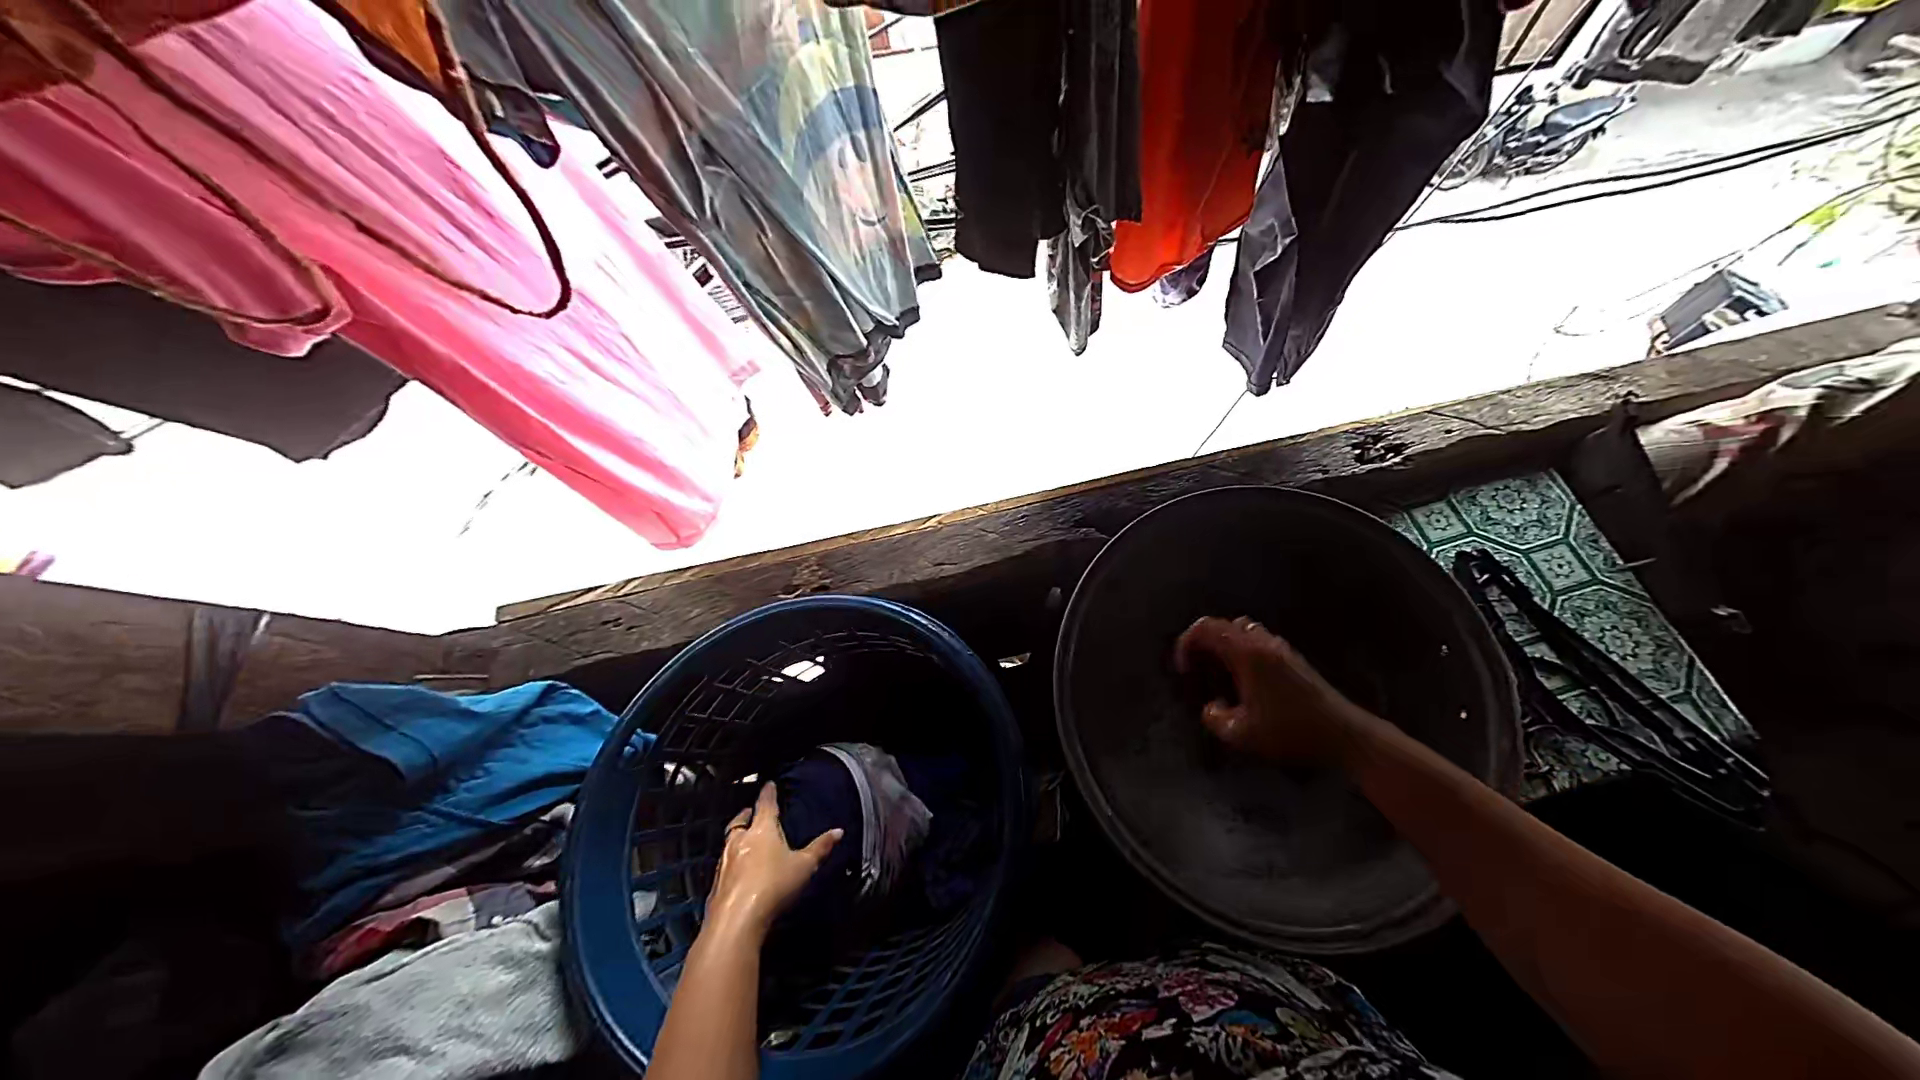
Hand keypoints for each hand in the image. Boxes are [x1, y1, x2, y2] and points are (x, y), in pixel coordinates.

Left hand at [706, 782, 840, 939]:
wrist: (736, 920)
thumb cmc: (774, 885)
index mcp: (762, 830)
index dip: (769, 793)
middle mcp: (740, 840)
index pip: (765, 804)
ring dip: (737, 836)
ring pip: (730, 841)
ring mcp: (724, 861)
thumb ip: (820, 848)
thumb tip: (839, 831)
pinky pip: (724, 863)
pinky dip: (732, 860)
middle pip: (741, 820)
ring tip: (746, 838)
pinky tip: (738, 868)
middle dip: (747, 814)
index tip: (769, 784)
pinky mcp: (716, 883)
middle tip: (752, 811)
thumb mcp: (804, 866)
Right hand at [1174, 616, 1372, 766]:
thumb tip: (1210, 707)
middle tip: (1196, 665)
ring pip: (1243, 629)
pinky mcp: (1293, 659)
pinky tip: (1245, 678)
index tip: (1183, 668)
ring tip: (1219, 669)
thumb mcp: (1242, 734)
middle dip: (1202, 640)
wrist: (1344, 735)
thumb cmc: (1290, 732)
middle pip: (1223, 624)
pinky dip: (1242, 648)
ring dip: (1224, 641)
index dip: (1186, 643)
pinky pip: (1258, 640)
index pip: (1206, 629)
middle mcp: (1262, 644)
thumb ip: (1215, 719)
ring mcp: (1281, 649)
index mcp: (1246, 654)